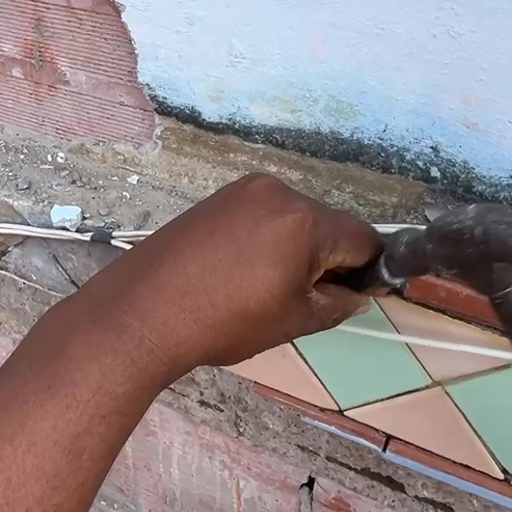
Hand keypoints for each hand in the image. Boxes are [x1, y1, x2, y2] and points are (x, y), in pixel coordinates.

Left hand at [65, 173, 381, 379]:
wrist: (143, 311)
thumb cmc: (223, 321)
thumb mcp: (293, 321)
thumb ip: (336, 304)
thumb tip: (358, 294)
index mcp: (304, 220)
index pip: (362, 237)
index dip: (368, 268)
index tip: (355, 294)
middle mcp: (278, 192)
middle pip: (327, 224)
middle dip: (328, 258)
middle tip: (305, 298)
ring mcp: (243, 190)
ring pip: (294, 218)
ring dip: (297, 247)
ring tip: (266, 286)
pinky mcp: (218, 197)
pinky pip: (262, 214)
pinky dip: (267, 238)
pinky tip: (243, 269)